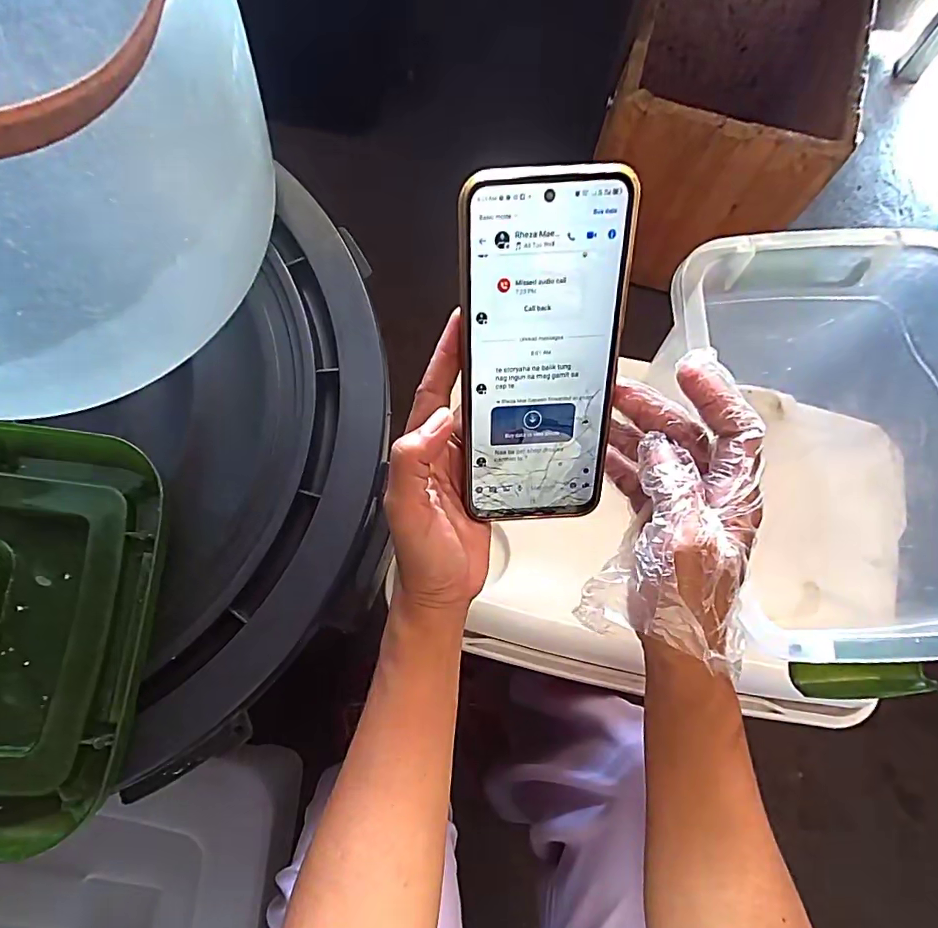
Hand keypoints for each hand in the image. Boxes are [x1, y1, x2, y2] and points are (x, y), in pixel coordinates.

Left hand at [386, 310, 491, 620]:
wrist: (442, 591)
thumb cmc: (419, 558)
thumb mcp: (405, 508)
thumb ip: (411, 463)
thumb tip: (435, 424)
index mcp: (419, 453)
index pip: (431, 394)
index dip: (445, 358)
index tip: (460, 326)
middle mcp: (441, 455)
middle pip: (461, 398)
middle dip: (476, 363)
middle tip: (497, 332)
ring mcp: (465, 469)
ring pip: (484, 420)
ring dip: (499, 394)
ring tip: (520, 365)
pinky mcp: (486, 485)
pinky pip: (502, 448)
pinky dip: (516, 431)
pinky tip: (531, 420)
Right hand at [600, 351, 764, 671]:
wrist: (677, 641)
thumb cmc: (688, 600)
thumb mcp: (683, 538)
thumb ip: (674, 487)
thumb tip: (659, 447)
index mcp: (732, 495)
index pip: (736, 430)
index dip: (717, 394)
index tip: (689, 369)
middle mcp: (712, 495)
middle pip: (690, 437)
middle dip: (659, 410)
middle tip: (622, 391)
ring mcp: (685, 507)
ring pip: (662, 457)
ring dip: (635, 433)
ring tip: (605, 413)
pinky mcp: (662, 521)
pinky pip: (642, 481)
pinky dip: (623, 464)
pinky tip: (602, 453)